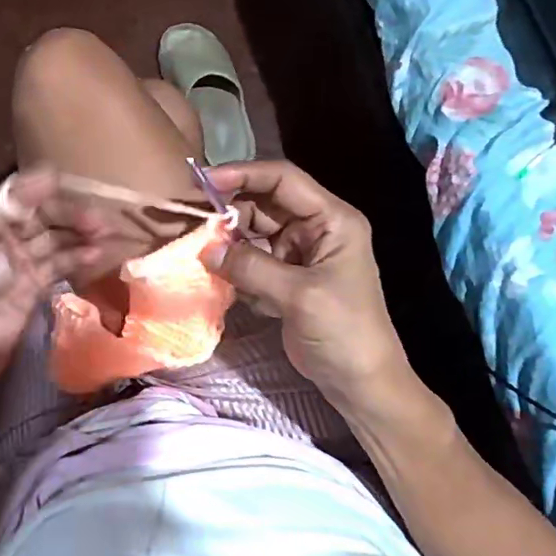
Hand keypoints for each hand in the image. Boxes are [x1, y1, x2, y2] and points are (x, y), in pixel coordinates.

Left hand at [0, 168, 111, 410]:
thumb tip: (10, 258)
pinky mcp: (32, 287)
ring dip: (78, 232)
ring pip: (51, 238)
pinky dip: (78, 258)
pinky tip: (99, 255)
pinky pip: (59, 264)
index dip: (25, 192)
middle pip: (33, 217)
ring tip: (106, 233)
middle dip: (64, 212)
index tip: (55, 179)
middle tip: (97, 220)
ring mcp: (15, 264)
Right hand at [205, 161, 410, 408]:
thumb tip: (206, 250)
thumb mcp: (299, 296)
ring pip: (253, 233)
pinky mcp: (284, 278)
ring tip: (203, 254)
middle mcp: (314, 229)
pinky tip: (225, 281)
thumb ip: (251, 268)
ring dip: (228, 242)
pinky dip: (235, 267)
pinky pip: (251, 260)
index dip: (244, 174)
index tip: (205, 181)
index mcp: (332, 220)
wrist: (360, 381)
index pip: (283, 180)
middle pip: (263, 204)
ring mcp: (298, 254)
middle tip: (195, 225)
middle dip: (230, 212)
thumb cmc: (343, 331)